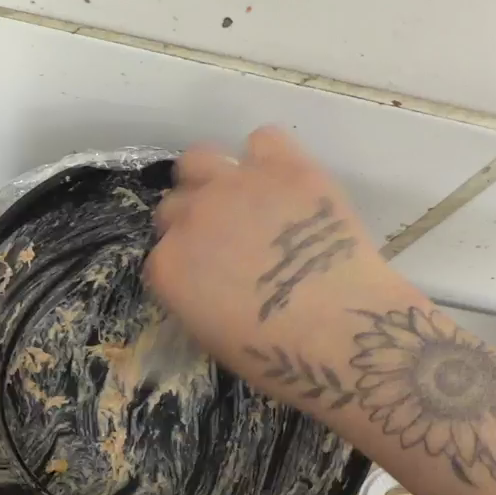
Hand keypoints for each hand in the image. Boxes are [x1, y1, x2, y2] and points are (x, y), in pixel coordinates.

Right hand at [146, 127, 402, 391]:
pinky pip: (261, 141)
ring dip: (207, 178)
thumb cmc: (272, 353)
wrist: (335, 330)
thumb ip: (194, 297)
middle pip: (173, 207)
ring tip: (236, 198)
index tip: (201, 277)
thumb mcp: (212, 336)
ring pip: (198, 159)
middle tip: (220, 242)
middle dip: (189, 223)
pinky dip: (265, 158)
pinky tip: (280, 183)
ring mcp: (234, 186)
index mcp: (168, 268)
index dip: (180, 265)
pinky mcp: (284, 166)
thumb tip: (204, 282)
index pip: (159, 255)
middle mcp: (191, 218)